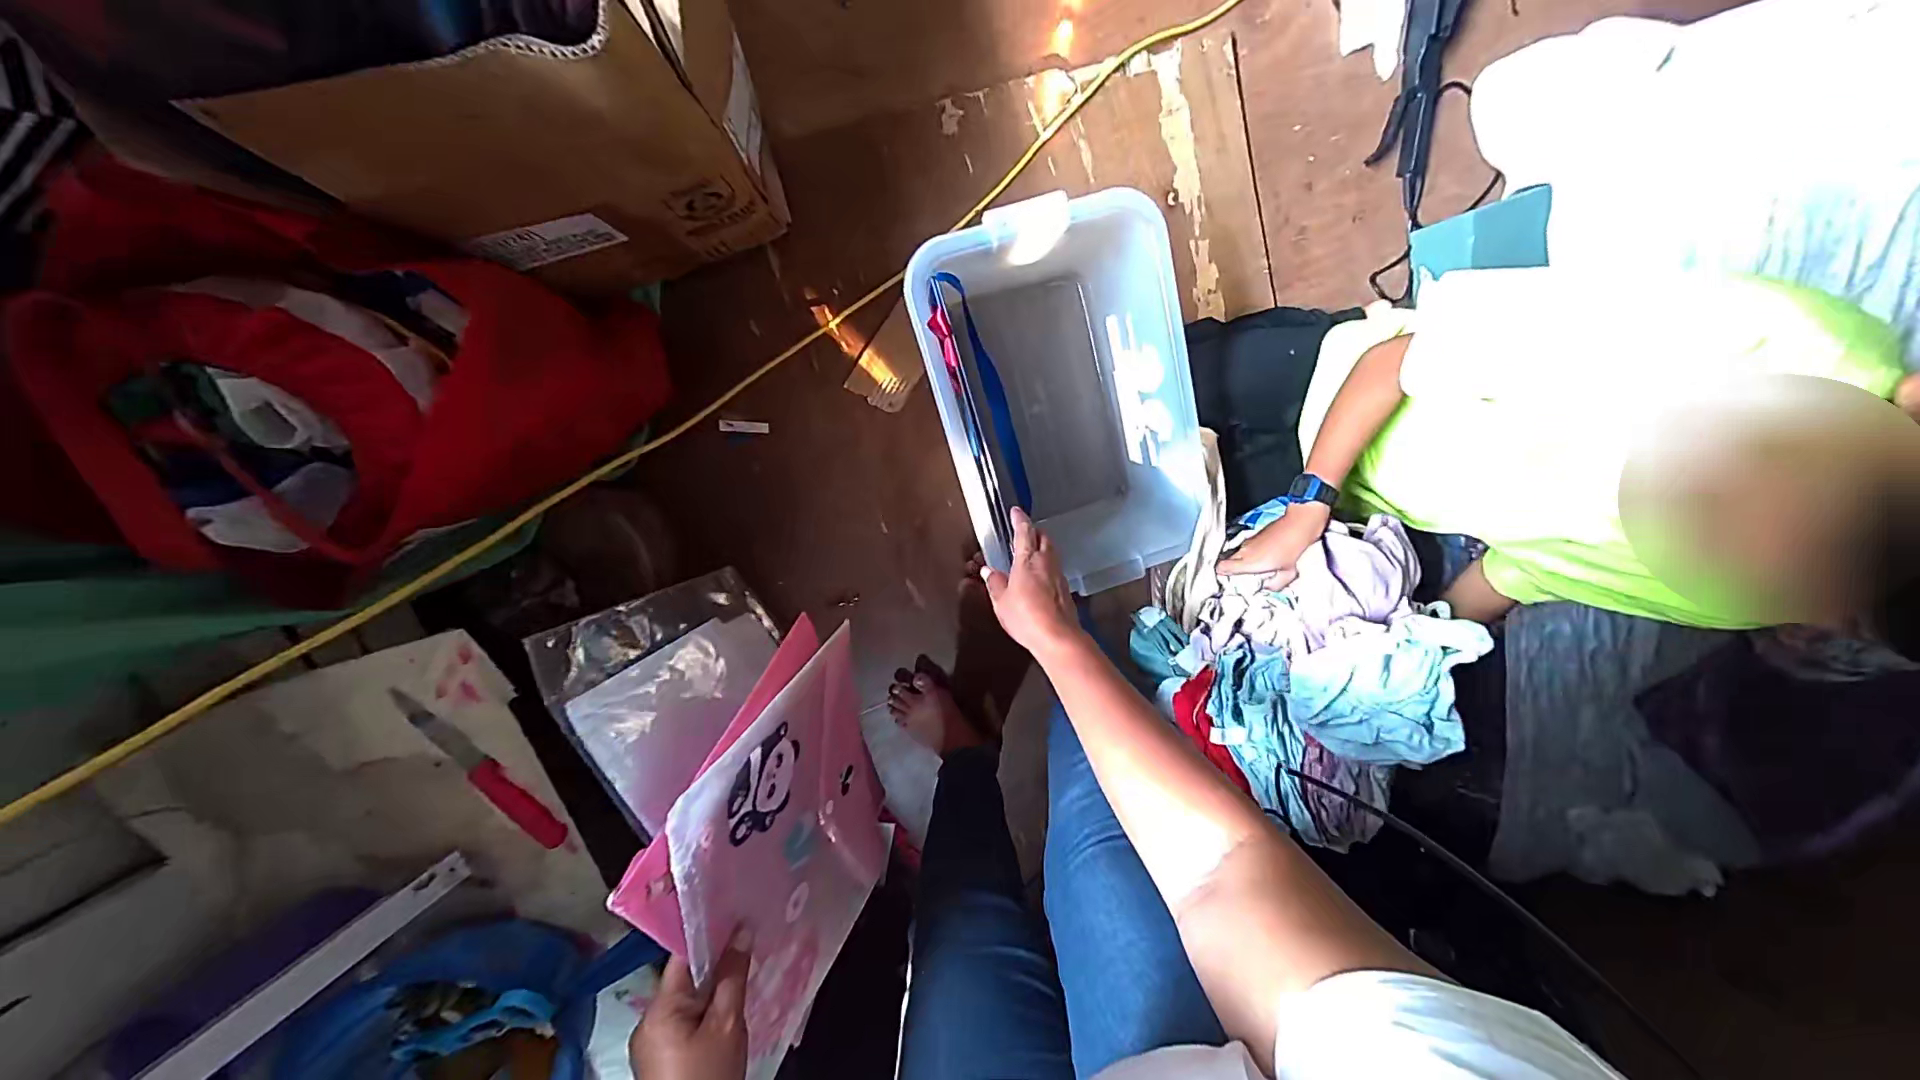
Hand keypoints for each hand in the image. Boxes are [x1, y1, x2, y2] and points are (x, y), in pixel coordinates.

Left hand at [631, 935, 751, 1079]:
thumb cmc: (709, 1078)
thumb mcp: (727, 1025)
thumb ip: (733, 976)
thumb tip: (742, 931)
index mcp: (658, 1010)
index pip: (682, 956)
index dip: (709, 934)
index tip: (737, 916)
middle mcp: (648, 1021)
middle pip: (684, 978)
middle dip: (716, 963)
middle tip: (749, 944)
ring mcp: (652, 1043)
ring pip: (687, 1000)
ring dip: (713, 987)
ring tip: (744, 971)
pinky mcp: (660, 1060)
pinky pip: (684, 1020)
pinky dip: (705, 1010)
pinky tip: (729, 1007)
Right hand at [983, 507, 1081, 658]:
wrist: (1057, 637)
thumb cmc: (1026, 617)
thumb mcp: (1001, 601)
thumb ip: (995, 583)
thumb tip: (989, 572)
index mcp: (1028, 560)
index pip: (1024, 531)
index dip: (1019, 519)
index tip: (1016, 511)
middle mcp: (1046, 562)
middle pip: (1043, 538)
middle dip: (1034, 532)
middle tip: (1023, 532)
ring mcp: (1058, 575)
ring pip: (1051, 552)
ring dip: (1041, 548)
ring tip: (1028, 554)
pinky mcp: (1065, 589)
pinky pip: (1054, 569)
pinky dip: (1046, 566)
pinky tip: (1038, 577)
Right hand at [1214, 501, 1331, 587]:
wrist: (1298, 525)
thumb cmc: (1293, 547)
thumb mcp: (1288, 573)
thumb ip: (1275, 584)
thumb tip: (1268, 587)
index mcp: (1249, 562)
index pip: (1221, 567)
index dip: (1221, 574)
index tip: (1227, 579)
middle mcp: (1245, 551)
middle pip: (1226, 561)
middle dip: (1231, 569)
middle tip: (1242, 576)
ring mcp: (1248, 542)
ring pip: (1237, 555)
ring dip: (1242, 561)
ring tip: (1256, 566)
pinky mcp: (1254, 537)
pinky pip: (1246, 548)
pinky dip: (1251, 553)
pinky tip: (1264, 556)